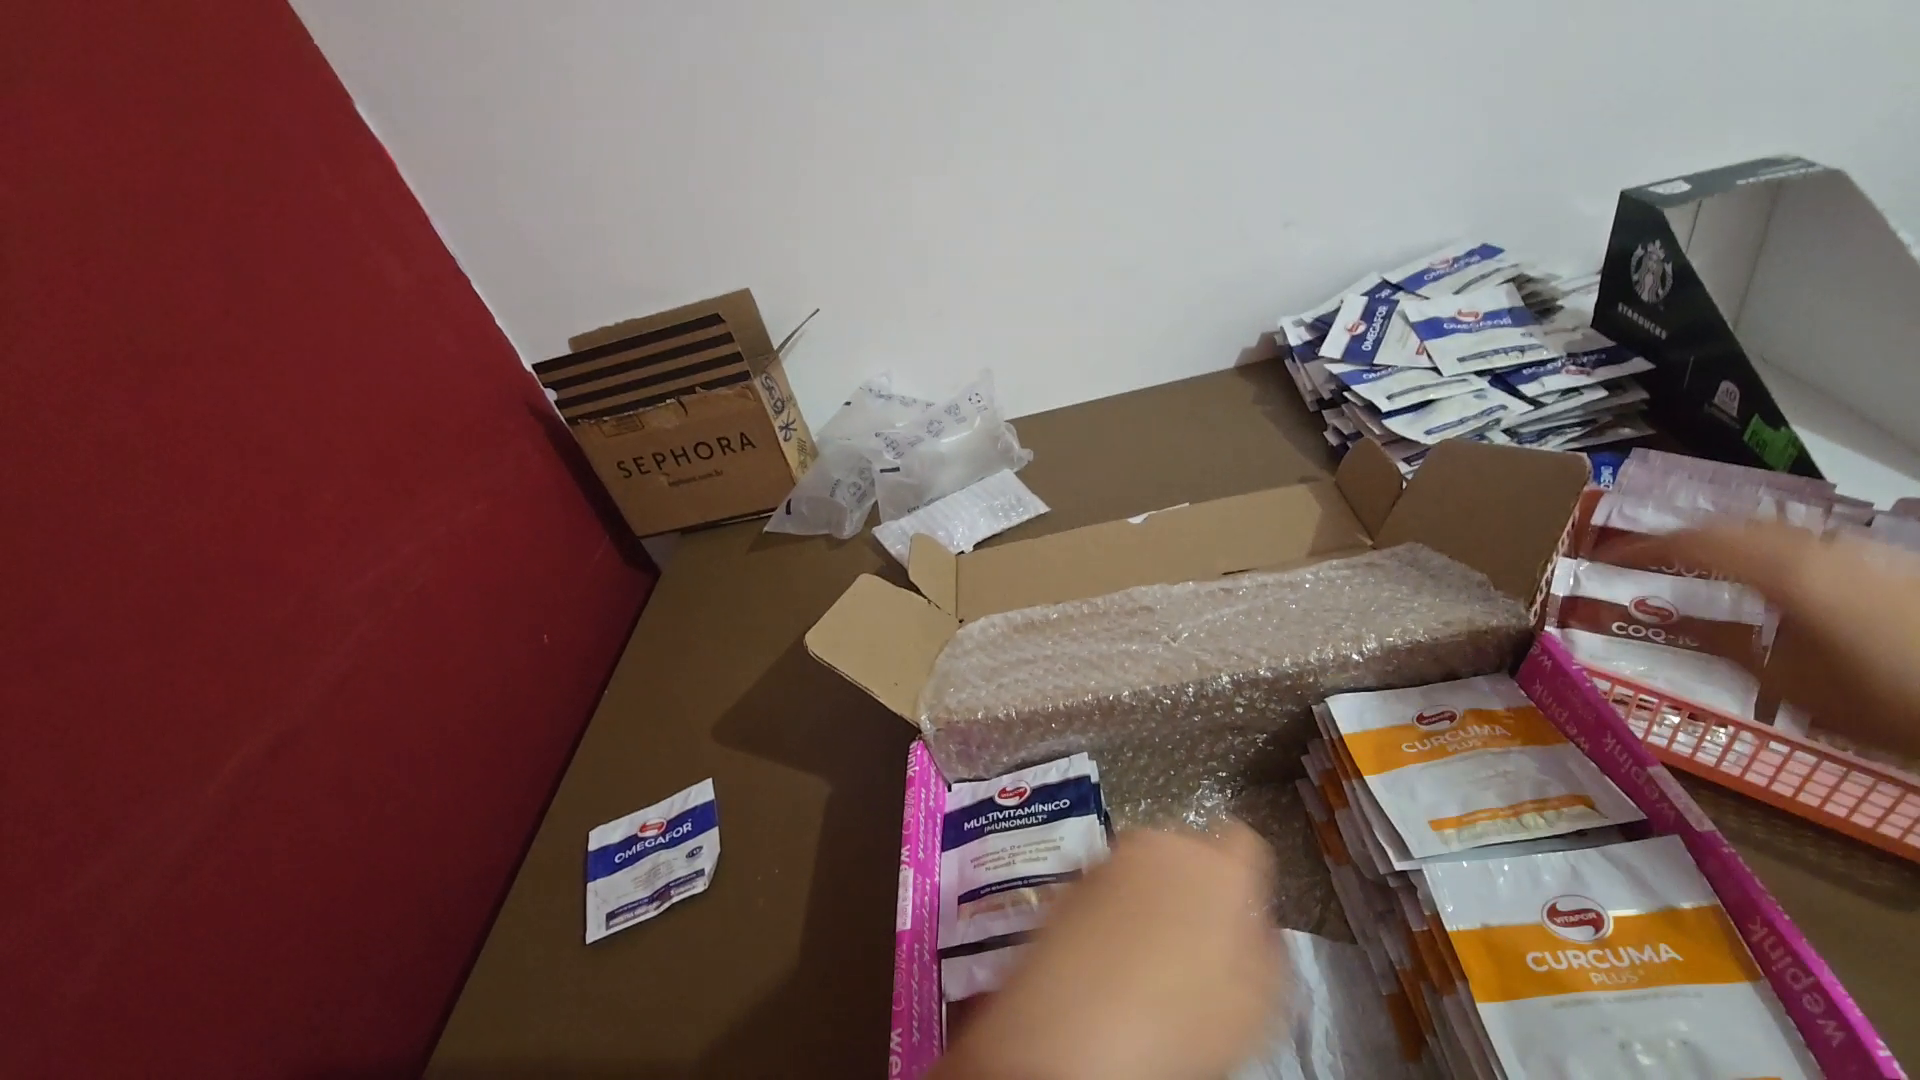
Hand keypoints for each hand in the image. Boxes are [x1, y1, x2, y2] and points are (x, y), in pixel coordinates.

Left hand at [934, 822, 1281, 1079]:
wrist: (1071, 1032)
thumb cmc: (1181, 1021)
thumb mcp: (1257, 1001)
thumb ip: (1263, 948)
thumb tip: (1252, 927)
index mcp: (1220, 866)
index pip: (1245, 845)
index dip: (1245, 880)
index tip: (1241, 915)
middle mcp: (1162, 845)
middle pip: (1188, 852)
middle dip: (1193, 885)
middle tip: (1192, 940)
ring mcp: (1108, 860)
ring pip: (1141, 868)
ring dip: (1147, 896)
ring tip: (1144, 955)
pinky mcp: (1066, 882)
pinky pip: (1103, 888)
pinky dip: (1108, 910)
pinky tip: (1105, 957)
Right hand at [1634, 522, 1919, 756]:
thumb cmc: (1884, 701)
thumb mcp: (1789, 685)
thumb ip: (1726, 644)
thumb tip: (1677, 620)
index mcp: (1785, 572)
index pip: (1694, 542)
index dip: (1643, 546)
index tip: (1605, 556)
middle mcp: (1824, 550)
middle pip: (1739, 524)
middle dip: (1687, 536)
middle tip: (1650, 555)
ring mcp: (1867, 555)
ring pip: (1781, 531)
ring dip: (1733, 541)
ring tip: (1704, 563)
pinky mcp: (1897, 570)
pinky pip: (1816, 546)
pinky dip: (1775, 553)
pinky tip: (1774, 580)